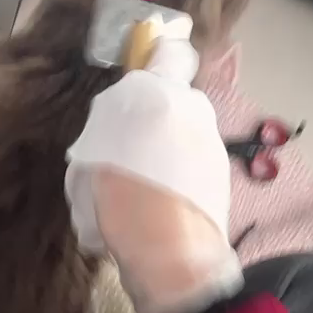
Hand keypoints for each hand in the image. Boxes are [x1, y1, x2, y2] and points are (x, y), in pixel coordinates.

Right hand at [66, 40, 242, 312]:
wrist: (172, 259)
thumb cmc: (124, 204)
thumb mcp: (92, 158)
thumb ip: (109, 121)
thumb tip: (120, 113)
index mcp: (160, 98)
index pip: (171, 53)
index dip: (157, 56)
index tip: (139, 70)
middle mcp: (194, 113)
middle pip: (171, 100)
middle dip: (150, 116)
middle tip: (120, 147)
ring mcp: (211, 145)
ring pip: (180, 132)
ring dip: (161, 148)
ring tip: (135, 184)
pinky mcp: (220, 177)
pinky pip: (189, 162)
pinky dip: (174, 174)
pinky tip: (154, 204)